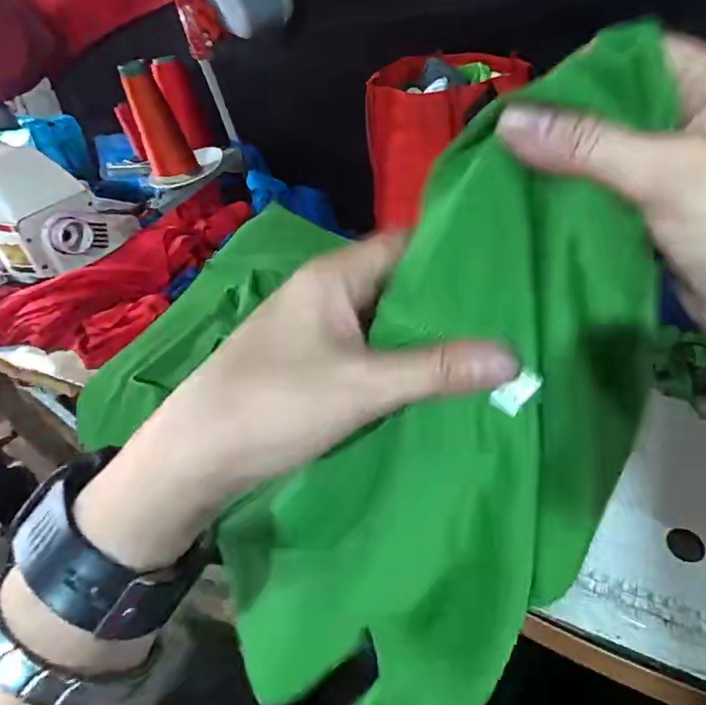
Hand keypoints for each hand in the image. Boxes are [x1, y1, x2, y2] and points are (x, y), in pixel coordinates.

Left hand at [76, 234, 518, 568]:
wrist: (192, 461)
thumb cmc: (273, 405)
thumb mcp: (362, 385)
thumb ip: (436, 369)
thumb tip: (514, 358)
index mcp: (333, 276)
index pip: (406, 243)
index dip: (453, 251)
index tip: (504, 267)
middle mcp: (327, 291)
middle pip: (400, 282)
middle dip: (449, 299)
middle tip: (507, 314)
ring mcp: (319, 329)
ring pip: (387, 320)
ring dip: (427, 333)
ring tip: (487, 343)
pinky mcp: (316, 362)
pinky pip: (372, 349)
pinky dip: (403, 359)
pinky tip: (439, 377)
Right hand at [496, 32, 705, 358]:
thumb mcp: (676, 174)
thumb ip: (591, 146)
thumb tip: (508, 121)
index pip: (639, 56)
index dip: (582, 73)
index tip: (524, 106)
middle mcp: (705, 122)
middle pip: (620, 110)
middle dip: (566, 128)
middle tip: (501, 148)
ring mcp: (686, 177)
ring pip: (613, 162)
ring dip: (569, 172)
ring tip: (504, 178)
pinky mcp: (670, 224)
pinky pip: (616, 204)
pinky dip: (582, 208)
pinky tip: (536, 212)